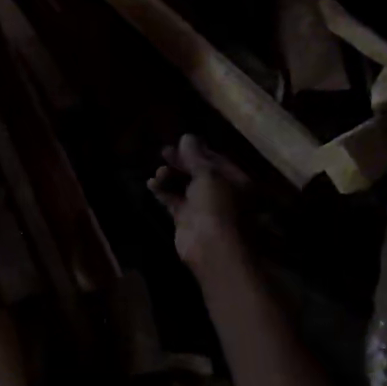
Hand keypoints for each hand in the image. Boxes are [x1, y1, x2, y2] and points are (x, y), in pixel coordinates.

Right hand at [148, 134, 251, 279]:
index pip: (215, 159)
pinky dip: (163, 191)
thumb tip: (186, 136)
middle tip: (164, 152)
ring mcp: (203, 206)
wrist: (212, 249)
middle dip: (181, 161)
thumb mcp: (208, 174)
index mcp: (235, 180)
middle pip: (198, 171)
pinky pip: (173, 199)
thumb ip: (195, 156)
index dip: (197, 150)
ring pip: (184, 185)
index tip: (180, 142)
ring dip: (170, 176)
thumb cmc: (217, 206)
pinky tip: (152, 183)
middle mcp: (221, 191)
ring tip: (159, 171)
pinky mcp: (186, 219)